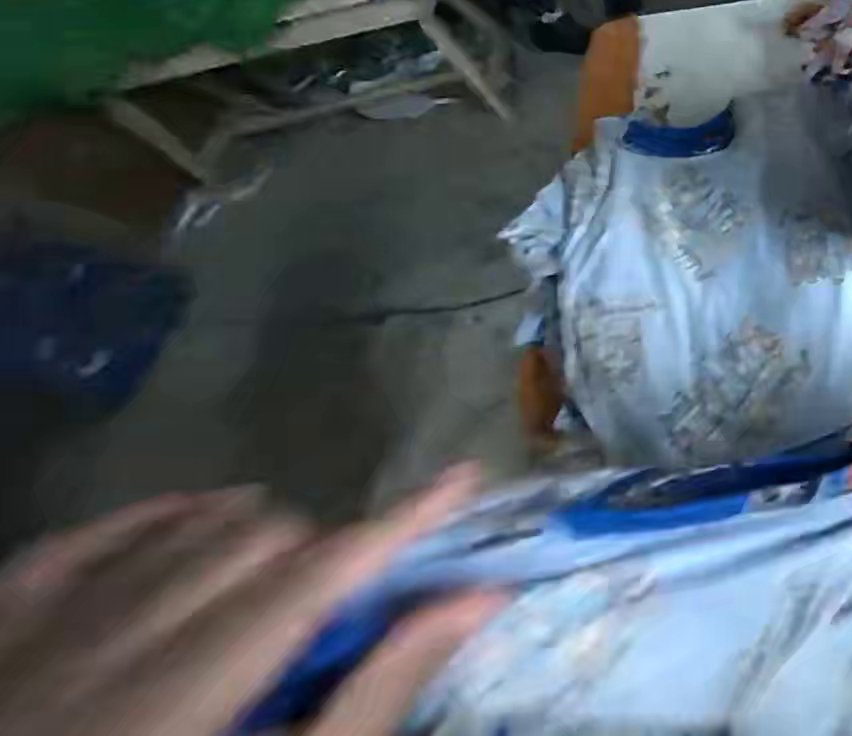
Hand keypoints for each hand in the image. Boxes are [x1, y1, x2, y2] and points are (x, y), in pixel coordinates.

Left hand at [0, 466, 498, 735]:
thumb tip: (478, 598)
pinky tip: (188, 518)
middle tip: (345, 584)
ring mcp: (20, 653)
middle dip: (321, 544)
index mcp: (177, 703)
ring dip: (249, 528)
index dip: (402, 519)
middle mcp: (97, 660)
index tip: (465, 476)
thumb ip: (380, 691)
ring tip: (280, 558)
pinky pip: (62, 552)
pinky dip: (140, 522)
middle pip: (256, 540)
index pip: (321, 574)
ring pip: (173, 532)